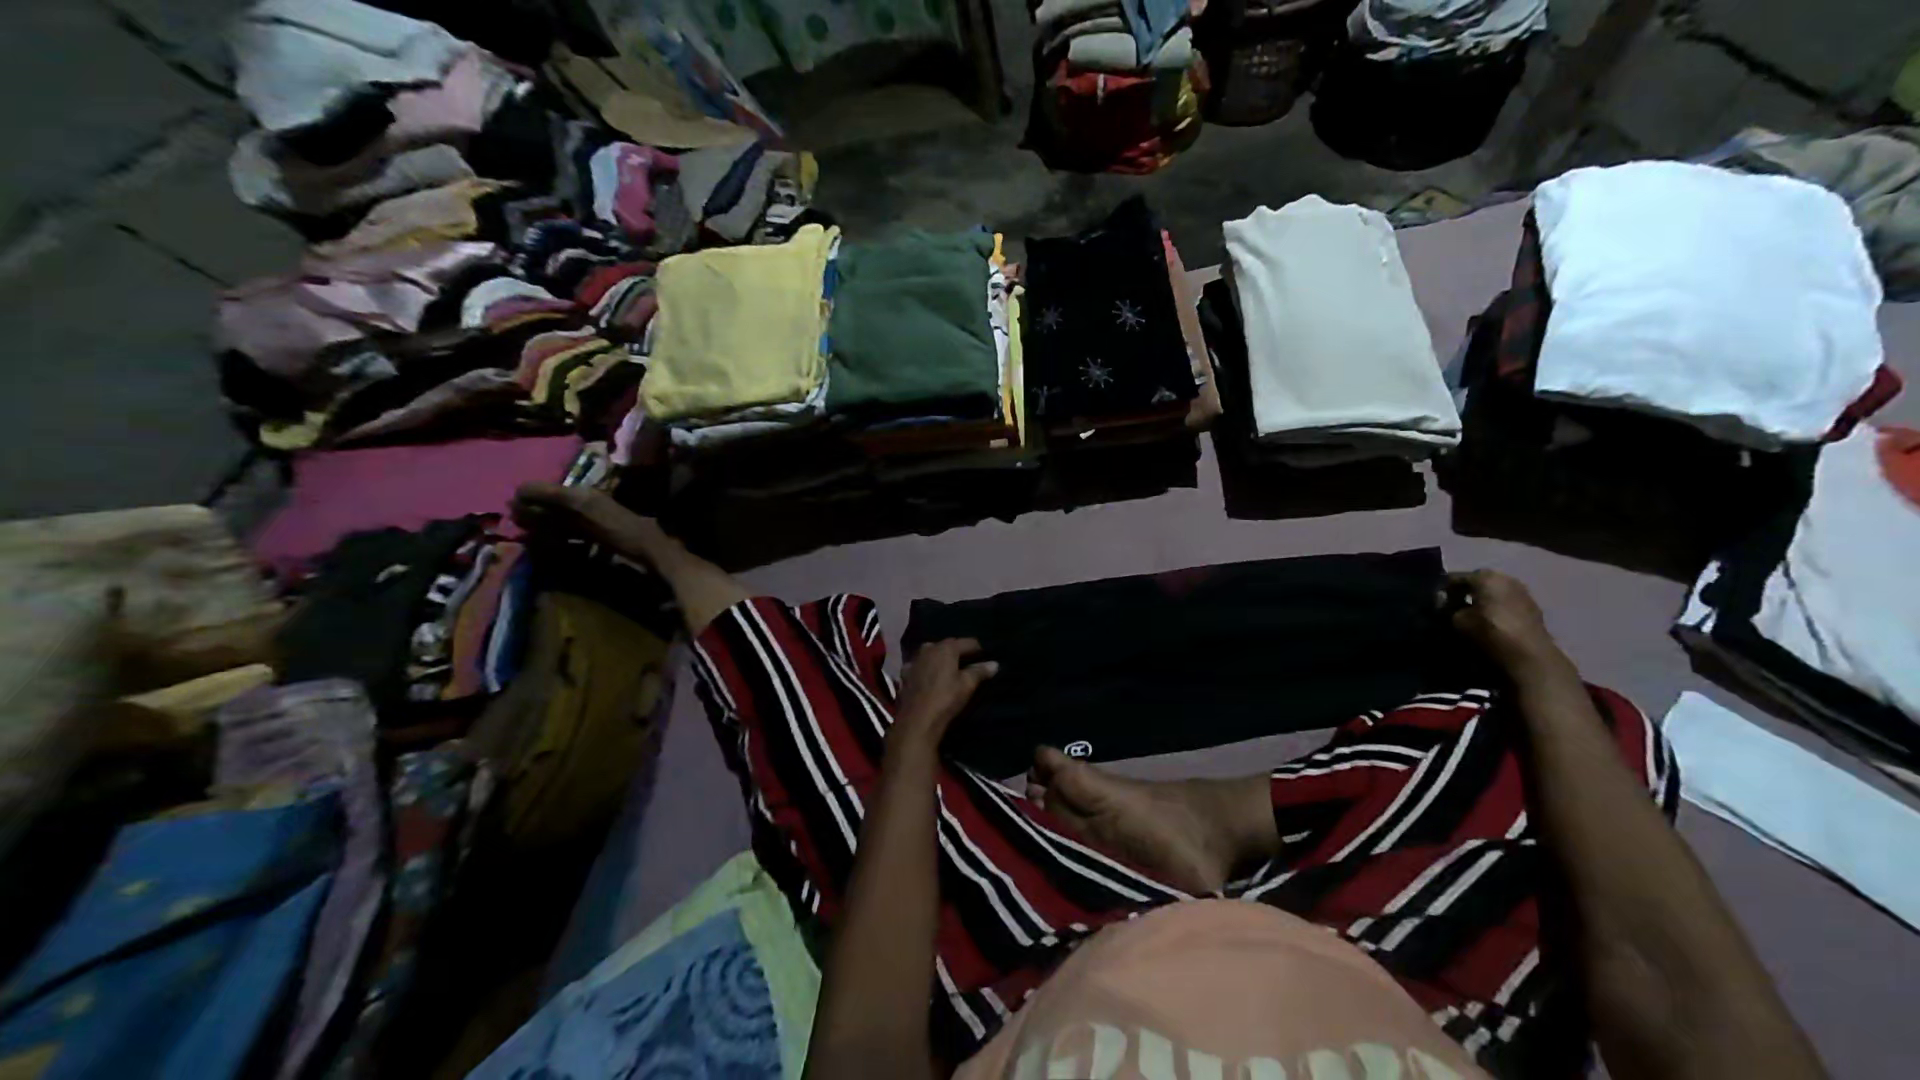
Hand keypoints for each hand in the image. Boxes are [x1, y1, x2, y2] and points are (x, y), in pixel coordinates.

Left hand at [894, 639, 997, 746]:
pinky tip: (929, 678)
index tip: (986, 659)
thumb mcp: (967, 685)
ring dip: (941, 660)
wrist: (916, 720)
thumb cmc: (946, 699)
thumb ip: (980, 671)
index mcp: (946, 647)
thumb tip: (994, 663)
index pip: (969, 643)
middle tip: (969, 666)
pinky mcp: (905, 673)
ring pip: (932, 654)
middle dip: (959, 654)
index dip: (979, 650)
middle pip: (949, 646)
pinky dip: (926, 669)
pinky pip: (919, 666)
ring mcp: (914, 660)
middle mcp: (929, 648)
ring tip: (950, 671)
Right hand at [1448, 570, 1563, 672]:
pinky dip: (1496, 608)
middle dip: (1464, 592)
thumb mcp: (1457, 620)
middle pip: (1478, 581)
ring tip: (1470, 615)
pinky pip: (1507, 602)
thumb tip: (1442, 602)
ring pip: (1494, 591)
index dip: (1443, 589)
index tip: (1435, 601)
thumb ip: (1447, 607)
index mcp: (1486, 576)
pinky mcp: (1533, 608)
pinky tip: (1489, 621)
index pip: (1455, 577)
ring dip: (1482, 600)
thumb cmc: (1489, 631)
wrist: (1529, 654)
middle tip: (1452, 606)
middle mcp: (1506, 578)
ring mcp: (1523, 592)